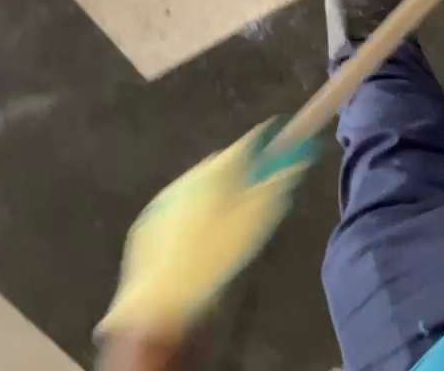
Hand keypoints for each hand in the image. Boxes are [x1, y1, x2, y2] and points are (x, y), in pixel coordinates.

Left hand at [98, 121, 314, 336]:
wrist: (160, 299)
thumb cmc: (214, 259)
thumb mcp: (254, 224)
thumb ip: (275, 188)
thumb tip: (295, 161)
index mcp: (217, 172)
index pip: (247, 144)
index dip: (265, 143)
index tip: (277, 148)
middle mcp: (190, 175)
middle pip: (222, 163)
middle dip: (239, 172)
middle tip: (253, 193)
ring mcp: (166, 197)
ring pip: (199, 184)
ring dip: (215, 192)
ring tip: (225, 222)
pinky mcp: (149, 219)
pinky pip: (179, 204)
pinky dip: (192, 211)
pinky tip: (197, 239)